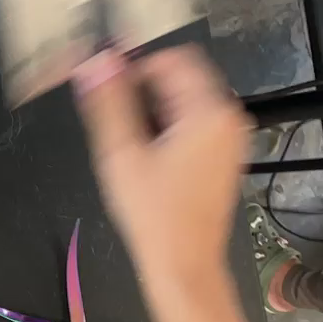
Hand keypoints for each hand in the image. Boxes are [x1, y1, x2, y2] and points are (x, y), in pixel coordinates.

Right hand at [73, 45, 250, 294]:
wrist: (182, 262)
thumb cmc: (154, 214)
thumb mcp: (120, 153)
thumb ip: (107, 102)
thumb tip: (95, 62)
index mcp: (209, 111)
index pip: (170, 59)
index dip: (132, 67)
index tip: (103, 87)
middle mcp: (228, 118)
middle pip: (177, 80)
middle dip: (139, 92)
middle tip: (111, 122)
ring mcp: (228, 139)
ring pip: (181, 103)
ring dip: (149, 112)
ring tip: (128, 147)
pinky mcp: (221, 156)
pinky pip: (190, 124)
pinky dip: (163, 130)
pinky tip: (144, 159)